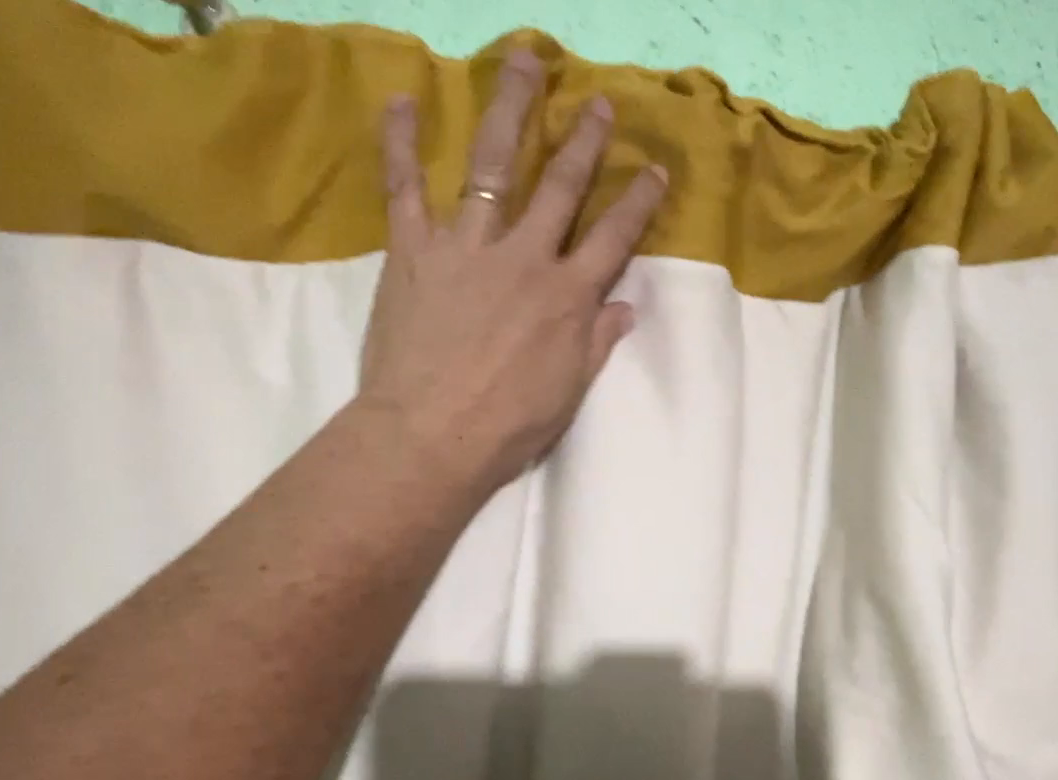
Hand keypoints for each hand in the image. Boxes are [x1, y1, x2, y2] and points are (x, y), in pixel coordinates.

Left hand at [353, 50, 669, 494]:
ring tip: (524, 63)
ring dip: (512, 110)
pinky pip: (405, 188)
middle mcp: (525, 258)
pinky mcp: (414, 251)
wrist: (430, 437)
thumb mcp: (567, 393)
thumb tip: (625, 308)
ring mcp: (468, 247)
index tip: (655, 170)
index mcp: (568, 297)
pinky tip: (403, 101)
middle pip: (562, 186)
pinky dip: (401, 144)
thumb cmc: (505, 428)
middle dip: (585, 142)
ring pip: (493, 165)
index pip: (614, 238)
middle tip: (600, 105)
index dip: (638, 202)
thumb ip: (596, 343)